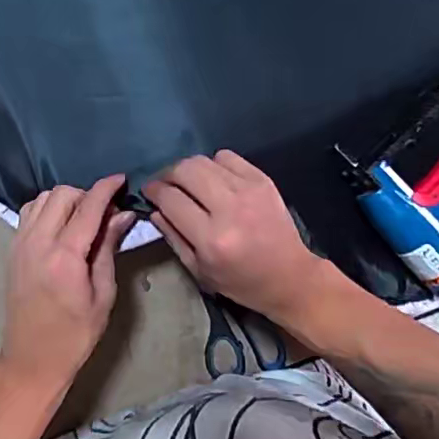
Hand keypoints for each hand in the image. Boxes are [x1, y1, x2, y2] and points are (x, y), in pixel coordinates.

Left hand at [0, 173, 138, 391]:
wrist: (32, 359)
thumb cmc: (75, 334)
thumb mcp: (103, 294)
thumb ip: (109, 248)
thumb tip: (122, 214)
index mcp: (64, 256)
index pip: (88, 206)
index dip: (107, 188)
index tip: (121, 179)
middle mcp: (38, 242)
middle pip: (63, 194)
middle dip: (87, 194)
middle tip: (106, 212)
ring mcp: (20, 244)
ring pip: (43, 198)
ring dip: (66, 199)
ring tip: (85, 219)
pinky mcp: (13, 249)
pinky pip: (30, 212)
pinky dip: (48, 208)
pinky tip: (63, 226)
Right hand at [142, 151, 338, 322]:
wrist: (289, 276)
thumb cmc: (241, 282)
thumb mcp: (199, 271)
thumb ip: (173, 237)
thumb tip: (155, 208)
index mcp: (211, 239)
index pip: (171, 199)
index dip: (153, 191)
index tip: (149, 191)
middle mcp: (229, 209)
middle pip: (185, 171)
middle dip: (168, 174)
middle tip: (166, 185)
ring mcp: (248, 191)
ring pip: (204, 160)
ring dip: (189, 169)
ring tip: (188, 182)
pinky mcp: (263, 180)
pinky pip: (228, 157)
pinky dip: (214, 164)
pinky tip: (214, 179)